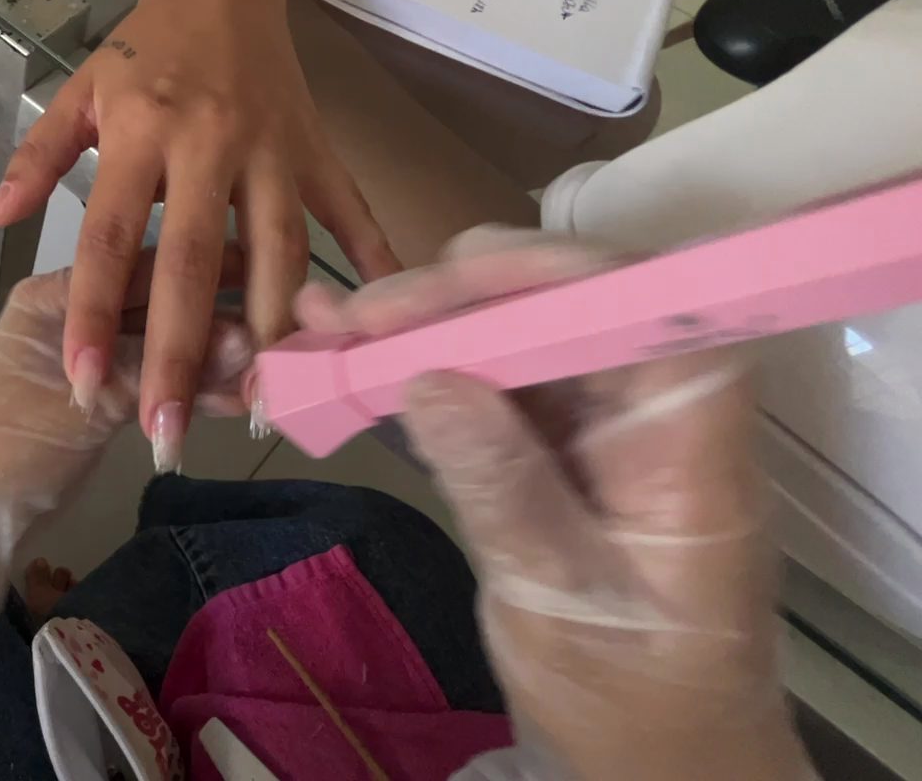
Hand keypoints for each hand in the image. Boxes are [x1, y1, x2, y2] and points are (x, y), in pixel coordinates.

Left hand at [0, 0, 397, 471]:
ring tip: (261, 410)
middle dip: (181, 354)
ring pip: (279, 255)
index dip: (91, 313)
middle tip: (168, 432)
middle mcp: (210, 148)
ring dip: (271, 336)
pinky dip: (369, 268)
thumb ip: (37, 161)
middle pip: (194, 265)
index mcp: (141, 135)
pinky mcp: (320, 152)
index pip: (108, 239)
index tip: (84, 380)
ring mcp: (275, 152)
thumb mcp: (78, 95)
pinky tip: (374, 330)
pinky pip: (349, 215)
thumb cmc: (141, 49)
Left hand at [0, 258, 250, 720]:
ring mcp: (85, 361)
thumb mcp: (89, 403)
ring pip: (160, 353)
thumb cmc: (7, 444)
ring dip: (209, 368)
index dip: (203, 272)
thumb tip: (249, 343)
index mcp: (53, 296)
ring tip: (266, 380)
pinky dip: (188, 396)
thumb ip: (167, 371)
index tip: (266, 274)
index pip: (136, 268)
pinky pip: (152, 386)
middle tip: (275, 340)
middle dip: (215, 328)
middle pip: (155, 311)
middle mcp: (71, 317)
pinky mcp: (97, 402)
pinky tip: (236, 402)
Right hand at [302, 227, 810, 780]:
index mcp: (684, 447)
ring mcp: (574, 418)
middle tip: (354, 319)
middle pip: (553, 307)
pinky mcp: (523, 433)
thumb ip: (503, 489)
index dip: (556, 273)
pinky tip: (330, 347)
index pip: (647, 315)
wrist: (641, 742)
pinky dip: (391, 359)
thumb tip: (427, 382)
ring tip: (322, 321)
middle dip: (449, 297)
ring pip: (492, 331)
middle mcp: (634, 410)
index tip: (447, 276)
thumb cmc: (628, 689)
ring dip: (405, 320)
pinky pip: (457, 374)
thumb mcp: (562, 598)